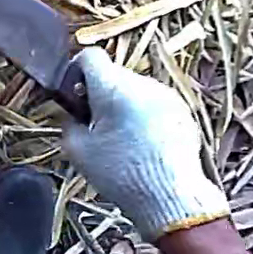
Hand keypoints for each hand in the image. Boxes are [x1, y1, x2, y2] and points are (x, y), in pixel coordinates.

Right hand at [62, 47, 228, 239]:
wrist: (171, 197)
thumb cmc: (119, 174)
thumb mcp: (77, 150)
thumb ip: (69, 121)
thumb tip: (74, 112)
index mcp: (114, 88)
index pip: (90, 56)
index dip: (75, 71)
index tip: (73, 95)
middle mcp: (144, 84)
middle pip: (112, 74)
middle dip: (98, 93)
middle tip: (92, 124)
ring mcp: (167, 96)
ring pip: (134, 88)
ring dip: (121, 104)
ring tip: (118, 138)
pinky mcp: (183, 111)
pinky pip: (153, 103)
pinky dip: (141, 115)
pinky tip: (140, 144)